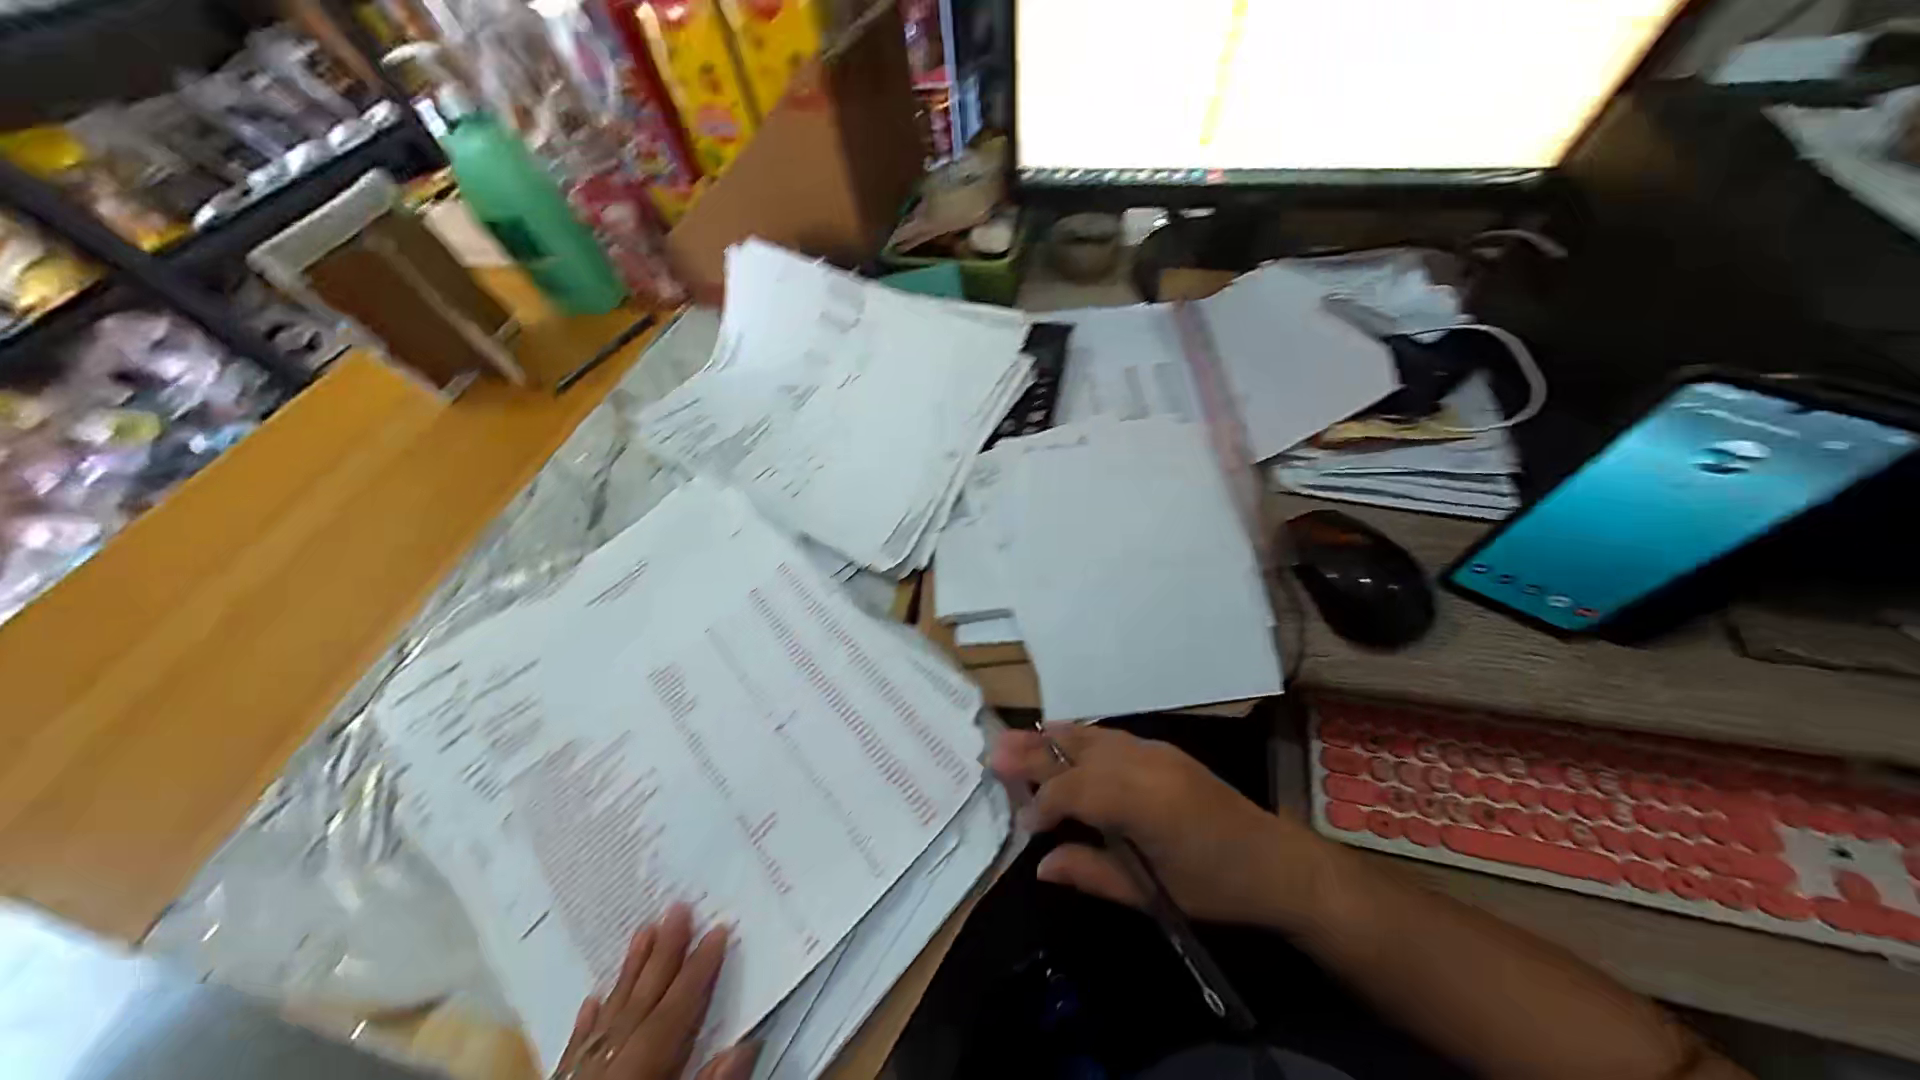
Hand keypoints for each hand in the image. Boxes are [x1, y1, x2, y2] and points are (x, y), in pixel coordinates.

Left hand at [554, 904, 759, 1079]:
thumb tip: (744, 1045)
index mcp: (638, 1075)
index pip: (673, 1013)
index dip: (698, 971)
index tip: (718, 930)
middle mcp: (606, 1069)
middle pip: (639, 1003)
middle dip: (663, 955)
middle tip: (678, 907)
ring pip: (607, 1016)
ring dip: (628, 974)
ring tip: (643, 932)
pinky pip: (573, 1050)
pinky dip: (586, 1021)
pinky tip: (593, 998)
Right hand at [990, 724, 1334, 929]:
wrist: (1278, 863)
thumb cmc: (1215, 887)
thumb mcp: (1152, 894)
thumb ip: (1092, 872)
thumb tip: (1041, 863)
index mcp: (1142, 801)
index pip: (1074, 789)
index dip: (1042, 803)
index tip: (1024, 825)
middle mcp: (1144, 763)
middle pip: (1076, 750)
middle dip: (1034, 753)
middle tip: (994, 752)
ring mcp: (1155, 750)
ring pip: (1092, 735)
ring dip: (1053, 739)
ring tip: (1017, 739)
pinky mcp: (1163, 750)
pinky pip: (1110, 736)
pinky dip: (1081, 738)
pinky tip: (1064, 741)